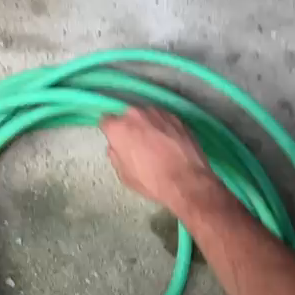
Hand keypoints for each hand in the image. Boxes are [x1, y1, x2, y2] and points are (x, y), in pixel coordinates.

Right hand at [100, 107, 222, 212]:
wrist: (188, 182)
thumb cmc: (152, 182)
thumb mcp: (124, 175)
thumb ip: (115, 155)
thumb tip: (116, 147)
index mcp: (119, 127)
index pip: (105, 121)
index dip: (111, 132)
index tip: (117, 142)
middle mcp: (135, 113)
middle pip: (127, 116)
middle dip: (130, 127)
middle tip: (138, 144)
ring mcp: (157, 112)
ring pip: (146, 116)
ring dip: (148, 125)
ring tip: (157, 144)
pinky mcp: (175, 116)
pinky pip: (163, 119)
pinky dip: (164, 127)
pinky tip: (170, 143)